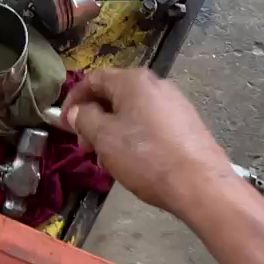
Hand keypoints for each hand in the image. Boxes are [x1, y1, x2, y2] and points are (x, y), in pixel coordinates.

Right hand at [61, 69, 238, 216]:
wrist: (200, 184)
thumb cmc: (147, 157)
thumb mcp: (105, 138)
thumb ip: (85, 119)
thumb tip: (78, 111)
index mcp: (134, 80)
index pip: (94, 79)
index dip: (73, 100)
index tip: (63, 124)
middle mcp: (156, 84)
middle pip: (114, 95)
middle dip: (93, 119)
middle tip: (84, 147)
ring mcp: (174, 103)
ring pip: (132, 111)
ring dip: (112, 131)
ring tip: (108, 161)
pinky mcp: (186, 124)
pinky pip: (150, 124)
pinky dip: (134, 137)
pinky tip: (133, 162)